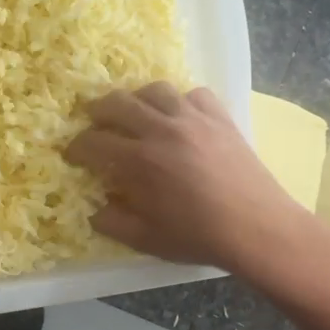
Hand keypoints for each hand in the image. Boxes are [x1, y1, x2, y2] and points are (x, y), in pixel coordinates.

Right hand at [64, 83, 329, 275]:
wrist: (256, 228)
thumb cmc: (198, 237)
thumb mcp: (146, 239)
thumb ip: (113, 223)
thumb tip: (96, 210)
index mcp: (138, 161)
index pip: (94, 142)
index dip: (77, 147)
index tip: (73, 154)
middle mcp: (161, 130)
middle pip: (118, 103)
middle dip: (97, 110)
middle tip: (92, 121)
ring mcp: (193, 119)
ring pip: (155, 90)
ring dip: (137, 98)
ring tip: (134, 110)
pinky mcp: (220, 118)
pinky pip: (194, 94)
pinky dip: (180, 101)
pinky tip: (179, 116)